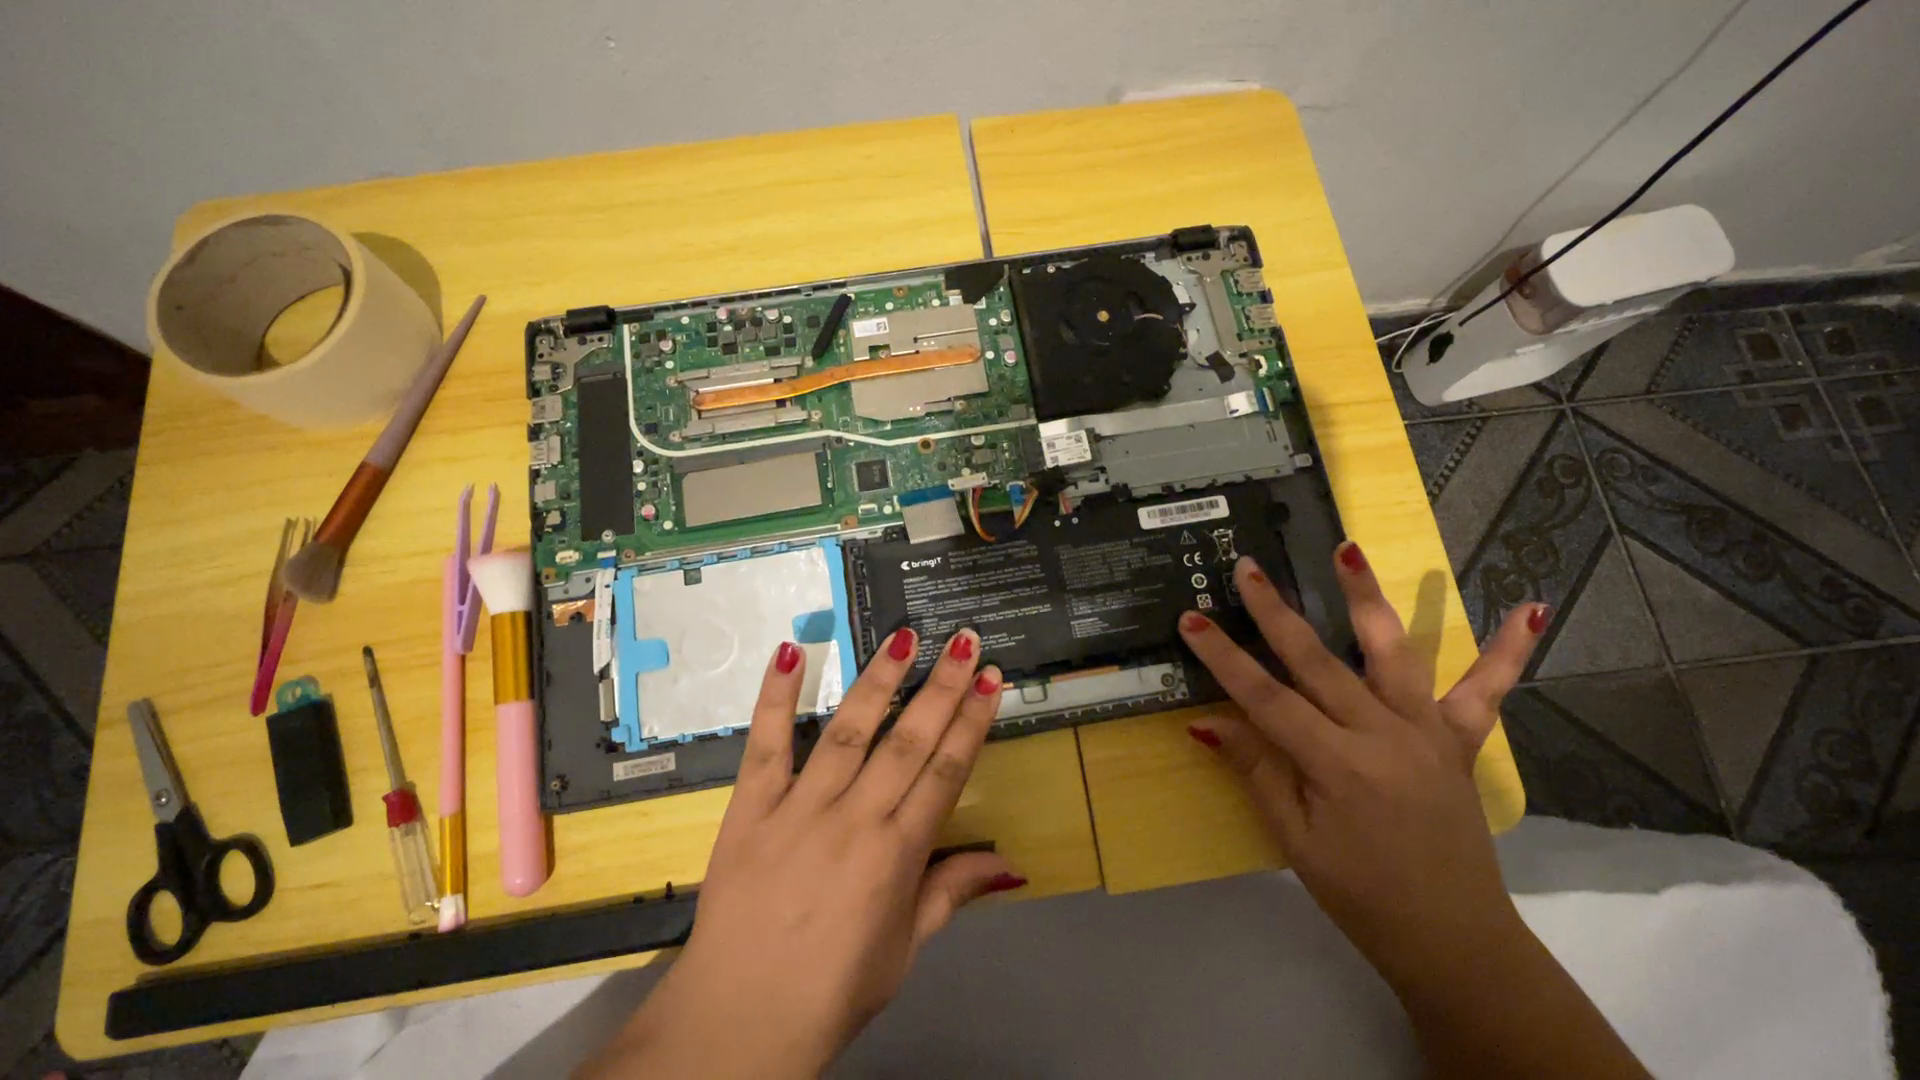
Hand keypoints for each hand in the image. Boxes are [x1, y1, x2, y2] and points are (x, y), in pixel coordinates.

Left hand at [583, 628, 1021, 1079]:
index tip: (991, 679)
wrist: (741, 1017)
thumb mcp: (905, 948)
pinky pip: (766, 745)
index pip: (947, 771)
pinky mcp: (750, 808)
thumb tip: (1011, 864)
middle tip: (964, 640)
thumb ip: (952, 892)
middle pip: (908, 741)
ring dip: (879, 680)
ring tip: (904, 636)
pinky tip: (790, 652)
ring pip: (848, 730)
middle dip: (942, 686)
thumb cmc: (833, 989)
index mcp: (898, 854)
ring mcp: (799, 808)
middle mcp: (855, 819)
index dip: (972, 721)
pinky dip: (776, 698)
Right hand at [1183, 546, 1647, 1079]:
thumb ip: (1258, 772)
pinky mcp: (1459, 741)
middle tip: (1249, 566)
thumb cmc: (1360, 895)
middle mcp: (1383, 735)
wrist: (1452, 936)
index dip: (1225, 658)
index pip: (1266, 698)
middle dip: (1277, 612)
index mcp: (1337, 765)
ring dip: (1369, 598)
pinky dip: (1507, 651)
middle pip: (1318, 661)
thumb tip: (1207, 721)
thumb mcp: (1296, 841)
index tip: (1192, 620)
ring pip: (1393, 652)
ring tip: (1351, 548)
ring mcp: (1427, 732)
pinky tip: (1529, 608)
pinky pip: (1485, 691)